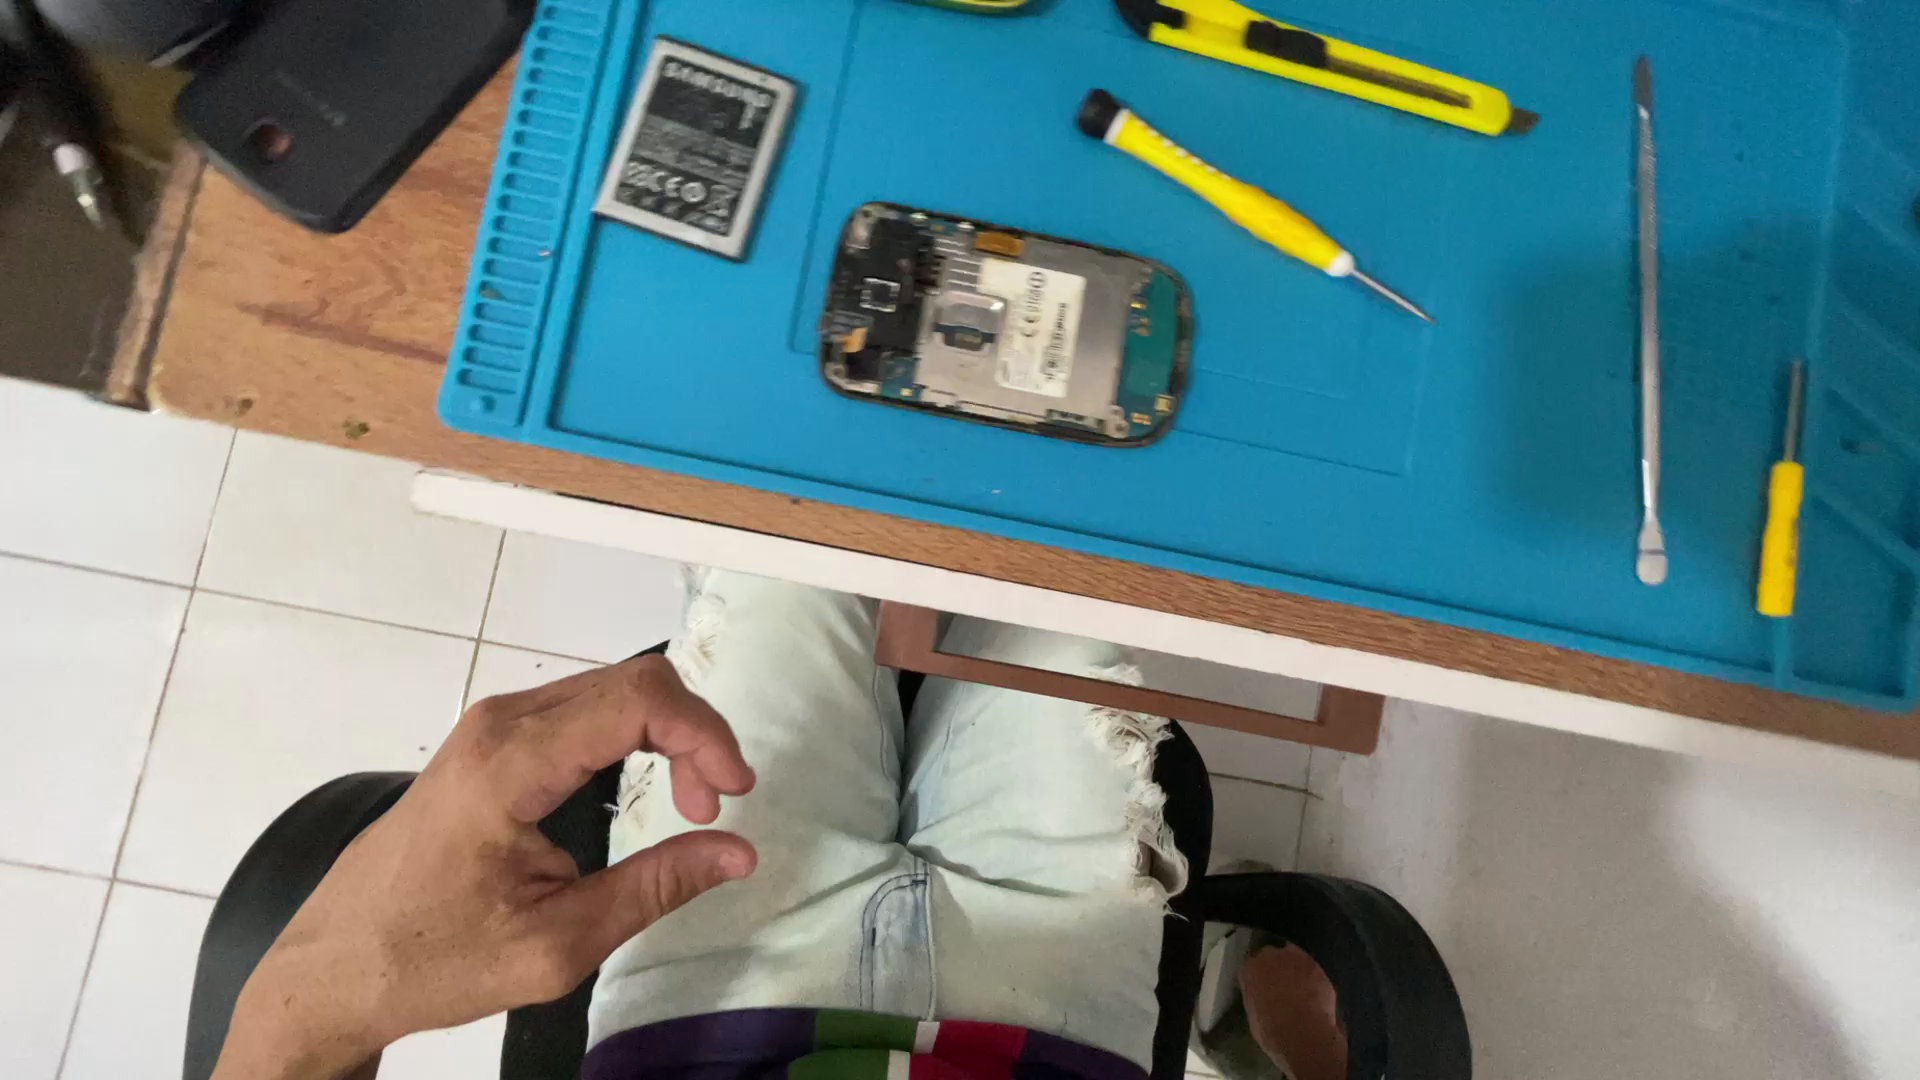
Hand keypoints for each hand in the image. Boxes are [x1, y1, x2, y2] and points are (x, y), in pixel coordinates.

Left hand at [213, 655, 758, 1079]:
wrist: (327, 969)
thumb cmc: (431, 962)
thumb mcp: (555, 945)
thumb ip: (656, 888)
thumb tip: (742, 853)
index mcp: (509, 764)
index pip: (637, 701)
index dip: (703, 733)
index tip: (733, 792)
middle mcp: (504, 719)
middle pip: (638, 681)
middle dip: (695, 733)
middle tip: (713, 803)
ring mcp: (499, 719)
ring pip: (622, 685)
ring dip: (673, 732)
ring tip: (691, 798)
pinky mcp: (501, 731)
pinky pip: (596, 703)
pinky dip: (643, 732)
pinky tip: (651, 777)